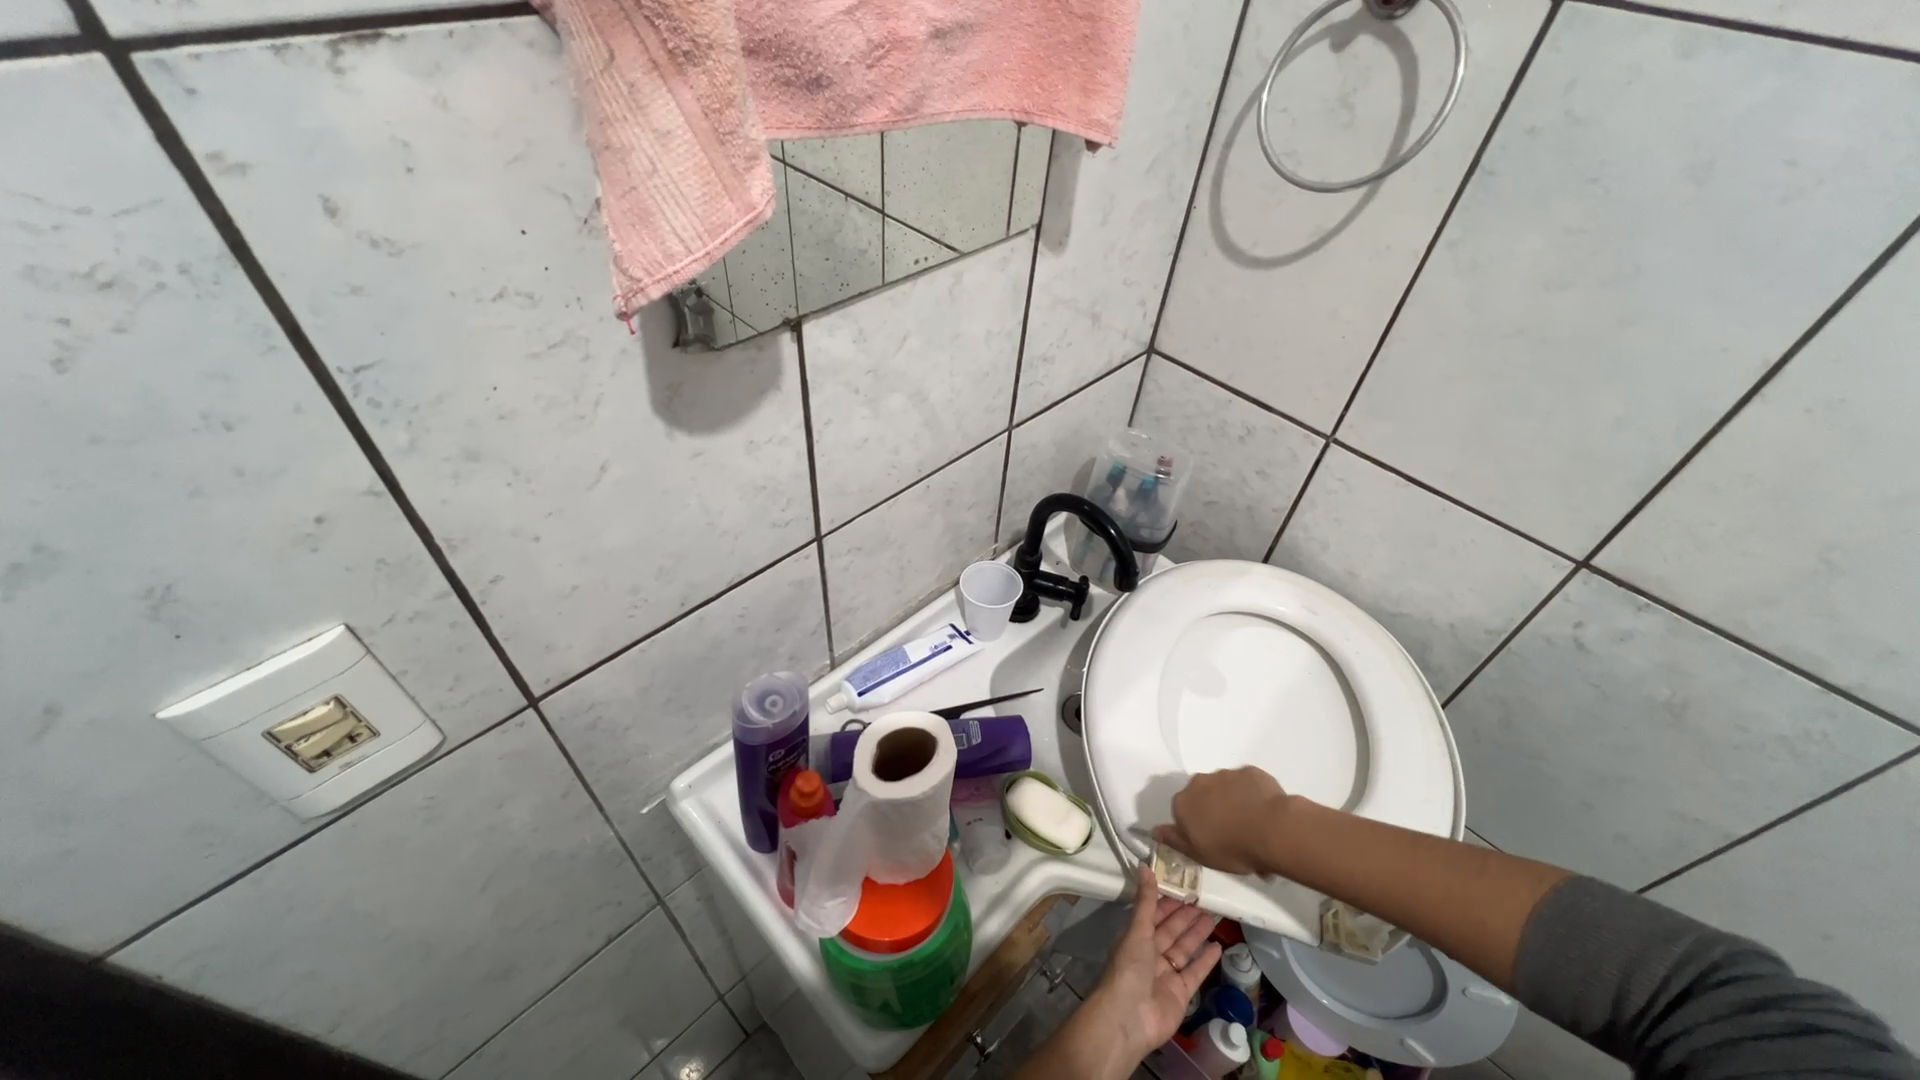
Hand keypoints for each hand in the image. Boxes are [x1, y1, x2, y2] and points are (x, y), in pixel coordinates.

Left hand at [1083, 864, 1222, 1060]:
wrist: (1129, 1017)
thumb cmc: (1129, 968)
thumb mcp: (1137, 930)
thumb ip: (1145, 900)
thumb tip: (1143, 865)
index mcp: (1135, 937)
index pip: (1154, 914)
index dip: (1168, 900)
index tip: (1184, 885)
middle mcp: (1150, 954)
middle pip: (1171, 930)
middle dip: (1186, 915)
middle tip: (1205, 898)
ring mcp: (1166, 974)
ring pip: (1185, 948)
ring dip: (1197, 933)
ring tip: (1214, 916)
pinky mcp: (1181, 993)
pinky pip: (1195, 972)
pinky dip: (1206, 960)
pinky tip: (1219, 946)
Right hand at [1152, 766, 1289, 874]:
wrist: (1271, 830)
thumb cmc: (1231, 848)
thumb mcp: (1199, 854)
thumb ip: (1174, 840)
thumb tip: (1153, 831)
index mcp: (1183, 803)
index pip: (1182, 812)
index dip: (1196, 825)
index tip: (1210, 839)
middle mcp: (1199, 783)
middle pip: (1202, 795)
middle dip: (1212, 808)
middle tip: (1231, 831)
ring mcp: (1225, 774)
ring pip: (1225, 787)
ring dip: (1232, 800)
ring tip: (1251, 823)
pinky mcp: (1249, 771)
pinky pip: (1247, 782)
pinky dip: (1251, 793)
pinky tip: (1263, 810)